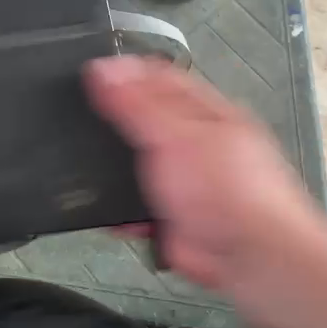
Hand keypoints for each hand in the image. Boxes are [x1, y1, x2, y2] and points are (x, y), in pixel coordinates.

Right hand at [84, 55, 326, 289]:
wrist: (250, 259)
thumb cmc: (227, 189)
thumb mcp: (177, 135)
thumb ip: (138, 102)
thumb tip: (103, 68)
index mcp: (206, 112)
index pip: (160, 78)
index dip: (125, 72)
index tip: (89, 74)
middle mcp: (196, 141)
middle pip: (145, 118)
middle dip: (113, 118)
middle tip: (76, 115)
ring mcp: (183, 179)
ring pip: (136, 161)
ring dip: (112, 164)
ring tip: (78, 159)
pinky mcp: (171, 214)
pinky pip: (133, 201)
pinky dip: (115, 203)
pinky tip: (95, 201)